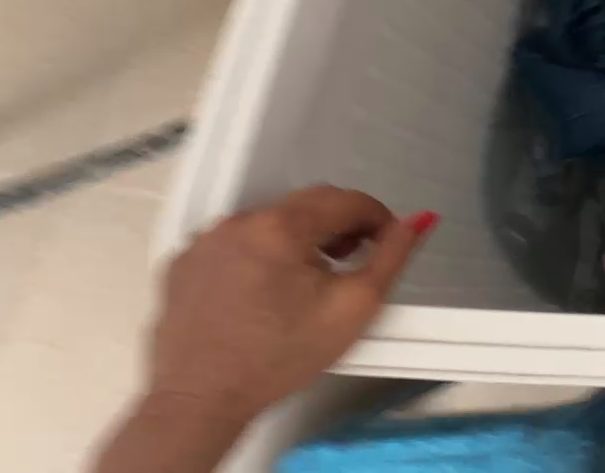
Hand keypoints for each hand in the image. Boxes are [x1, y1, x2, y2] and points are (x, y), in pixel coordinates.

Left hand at [145, 186, 435, 426]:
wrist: (198, 404)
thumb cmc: (279, 357)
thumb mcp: (357, 304)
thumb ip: (396, 253)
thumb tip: (422, 218)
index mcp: (283, 227)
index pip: (350, 200)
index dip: (378, 219)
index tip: (383, 245)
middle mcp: (240, 223)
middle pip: (312, 202)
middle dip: (341, 223)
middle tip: (352, 258)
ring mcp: (206, 242)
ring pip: (275, 217)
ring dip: (302, 233)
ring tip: (310, 274)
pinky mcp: (182, 262)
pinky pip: (238, 237)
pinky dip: (261, 248)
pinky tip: (268, 284)